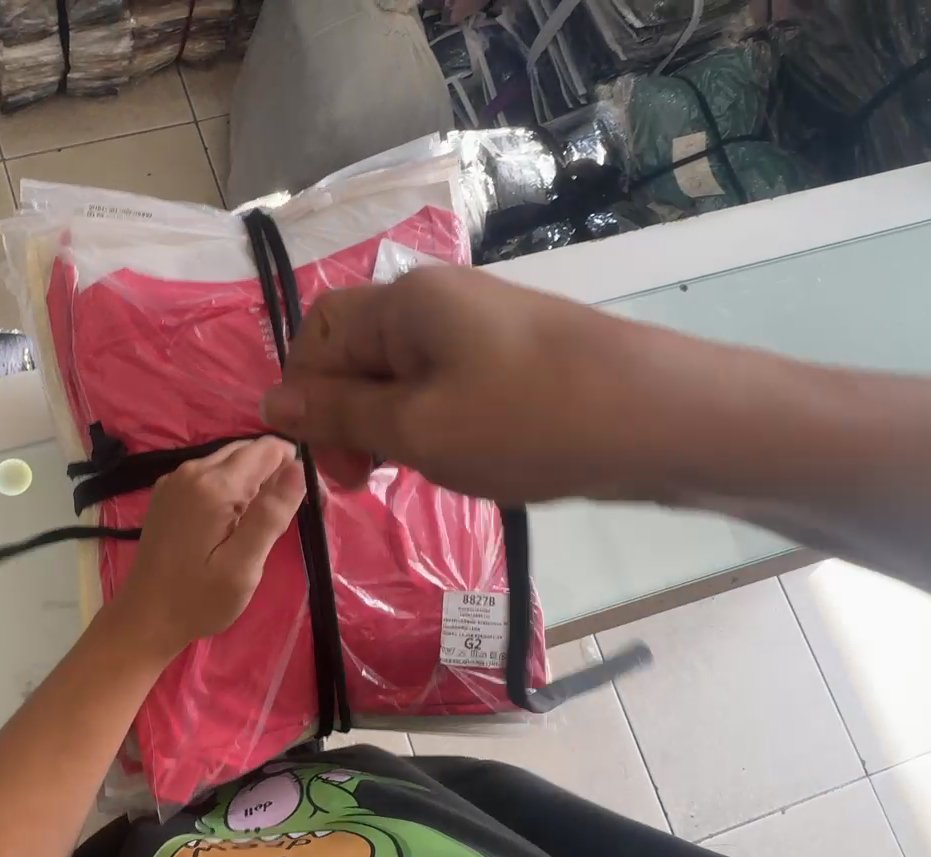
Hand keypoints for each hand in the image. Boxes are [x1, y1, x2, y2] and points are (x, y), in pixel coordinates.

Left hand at [104, 437, 306, 657]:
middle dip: (275, 474)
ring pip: (229, 461)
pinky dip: (228, 489)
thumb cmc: (198, 599)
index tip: (306, 502)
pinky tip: (230, 524)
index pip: (269, 449)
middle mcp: (192, 471)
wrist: (145, 618)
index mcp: (213, 485)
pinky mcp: (167, 493)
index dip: (295, 468)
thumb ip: (271, 513)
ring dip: (252, 482)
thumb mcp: (244, 566)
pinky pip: (209, 475)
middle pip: (248, 451)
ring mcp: (175, 480)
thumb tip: (300, 467)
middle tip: (285, 518)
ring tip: (259, 525)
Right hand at [259, 265, 691, 504]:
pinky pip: (435, 385)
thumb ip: (337, 415)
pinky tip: (440, 458)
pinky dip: (421, 422)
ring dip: (380, 425)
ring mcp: (472, 327)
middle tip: (360, 481)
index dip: (305, 397)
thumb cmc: (525, 421)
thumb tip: (270, 403)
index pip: (316, 338)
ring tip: (398, 474)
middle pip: (353, 354)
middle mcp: (432, 301)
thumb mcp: (414, 428)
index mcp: (402, 303)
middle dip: (342, 416)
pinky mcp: (502, 356)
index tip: (325, 458)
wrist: (660, 420)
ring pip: (394, 375)